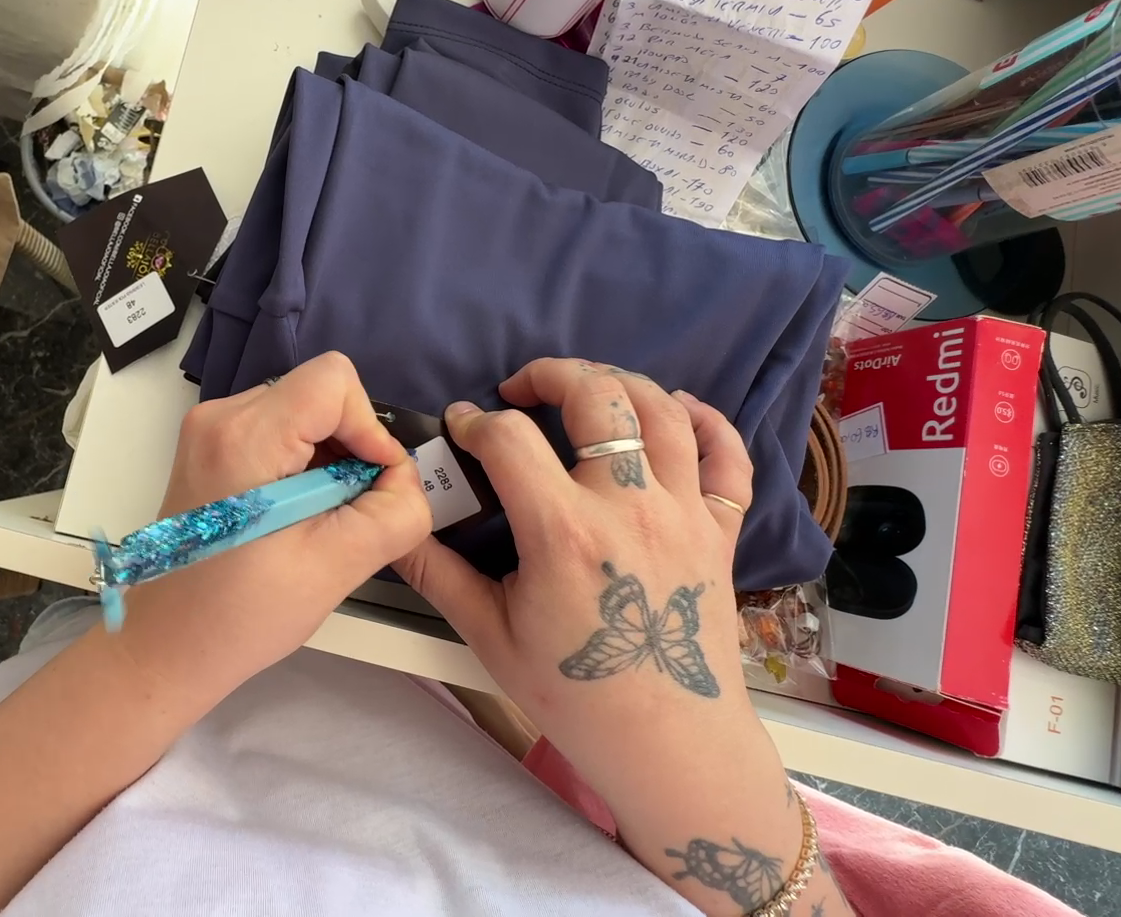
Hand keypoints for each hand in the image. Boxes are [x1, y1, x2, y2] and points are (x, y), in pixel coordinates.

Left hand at [113, 352, 431, 693]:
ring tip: (318, 518)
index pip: (333, 380)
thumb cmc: (241, 615)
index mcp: (243, 436)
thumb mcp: (335, 567)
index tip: (369, 483)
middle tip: (347, 511)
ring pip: (301, 410)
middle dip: (349, 446)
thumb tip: (405, 476)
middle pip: (318, 393)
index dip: (368, 427)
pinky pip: (277, 428)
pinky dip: (302, 462)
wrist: (166, 644)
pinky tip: (295, 512)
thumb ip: (393, 513)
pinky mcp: (208, 446)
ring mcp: (208, 428)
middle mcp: (219, 415)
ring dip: (327, 458)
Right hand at [391, 358, 754, 729]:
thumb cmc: (572, 694)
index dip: (475, 421)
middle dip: (551, 374)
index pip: (510, 439)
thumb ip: (434, 569)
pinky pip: (728, 460)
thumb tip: (393, 521)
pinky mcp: (720, 534)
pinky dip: (706, 421)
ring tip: (585, 389)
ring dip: (620, 383)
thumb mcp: (487, 632)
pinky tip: (674, 409)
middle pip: (600, 398)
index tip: (460, 426)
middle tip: (520, 387)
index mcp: (564, 533)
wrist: (669, 747)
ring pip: (664, 413)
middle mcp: (630, 508)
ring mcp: (684, 516)